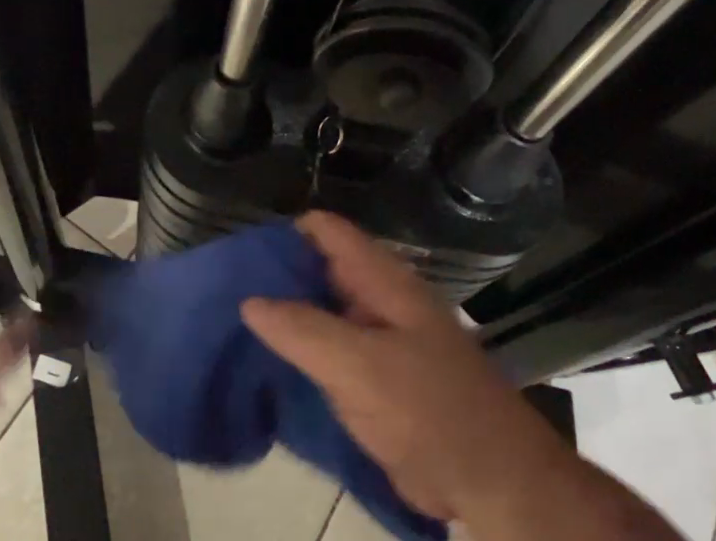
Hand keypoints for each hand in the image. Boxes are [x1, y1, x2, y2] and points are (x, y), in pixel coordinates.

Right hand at [239, 212, 502, 520]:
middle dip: (275, 277)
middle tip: (223, 292)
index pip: (327, 232)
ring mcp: (380, 342)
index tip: (239, 255)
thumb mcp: (359, 365)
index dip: (283, 234)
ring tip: (232, 327)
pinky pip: (330, 355)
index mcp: (384, 282)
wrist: (492, 483)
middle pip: (319, 270)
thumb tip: (249, 301)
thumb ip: (302, 329)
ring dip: (285, 319)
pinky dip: (300, 356)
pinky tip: (266, 367)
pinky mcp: (377, 382)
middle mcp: (380, 302)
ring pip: (322, 315)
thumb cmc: (429, 409)